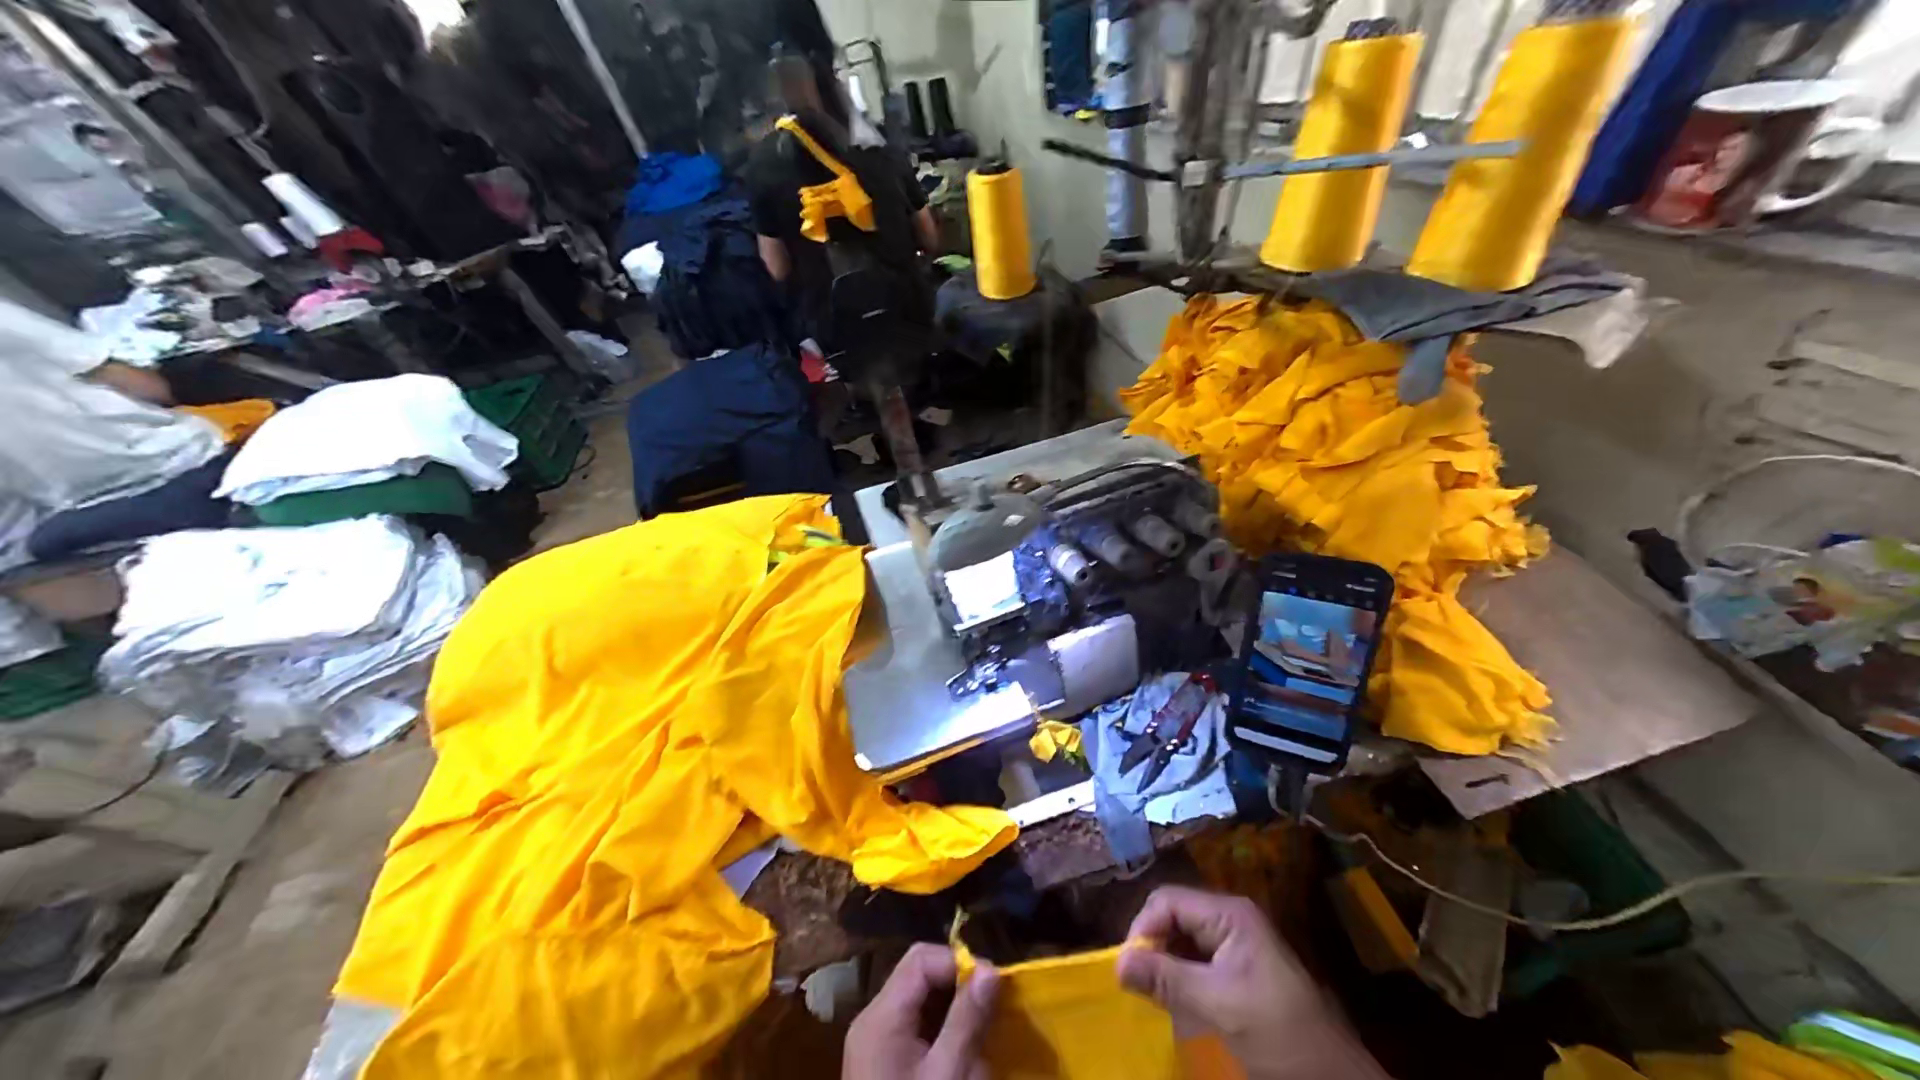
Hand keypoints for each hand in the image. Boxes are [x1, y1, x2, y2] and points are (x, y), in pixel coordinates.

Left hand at [843, 943, 1000, 1079]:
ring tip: (982, 1031)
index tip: (993, 986)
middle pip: (918, 977)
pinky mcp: (881, 1063)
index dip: (958, 964)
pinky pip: (914, 1028)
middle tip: (992, 1008)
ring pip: (919, 1002)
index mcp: (881, 1016)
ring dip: (953, 1009)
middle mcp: (872, 1020)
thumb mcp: (947, 1077)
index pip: (921, 959)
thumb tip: (991, 970)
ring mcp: (874, 1042)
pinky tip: (962, 1052)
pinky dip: (941, 1031)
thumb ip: (967, 1021)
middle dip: (958, 986)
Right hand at [1116, 886, 1385, 1079]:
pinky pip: (1198, 964)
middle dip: (1153, 949)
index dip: (1143, 930)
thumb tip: (1117, 963)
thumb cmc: (1277, 1037)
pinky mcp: (1242, 973)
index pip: (1167, 902)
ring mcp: (1238, 946)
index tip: (1129, 970)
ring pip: (1184, 943)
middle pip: (1174, 918)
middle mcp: (1231, 920)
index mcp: (1229, 914)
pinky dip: (1182, 982)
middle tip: (1140, 987)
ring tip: (1155, 999)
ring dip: (1166, 968)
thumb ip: (1166, 980)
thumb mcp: (1217, 1007)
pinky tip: (1178, 1007)